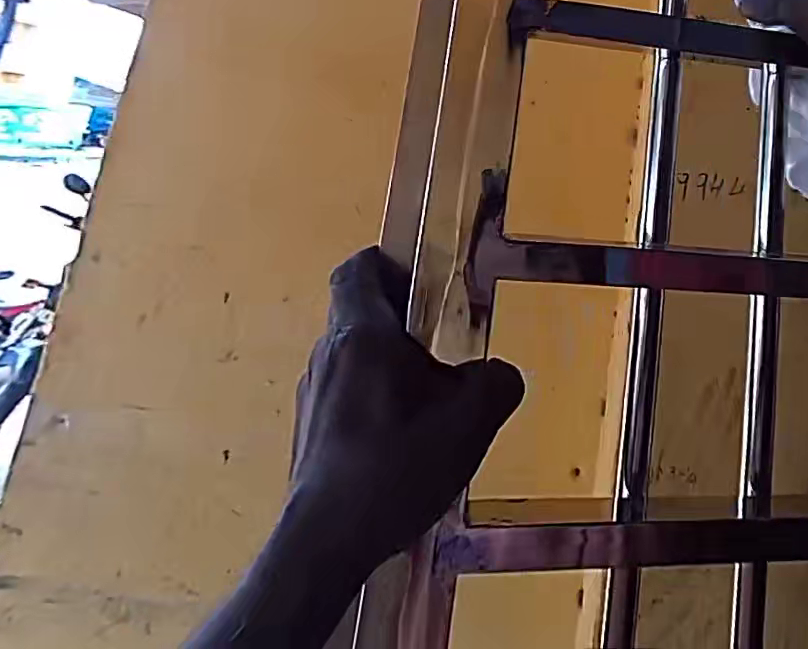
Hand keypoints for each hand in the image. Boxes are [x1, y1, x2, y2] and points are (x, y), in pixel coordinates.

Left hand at [286, 247, 523, 569]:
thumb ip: (497, 382)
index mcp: (362, 335)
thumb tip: (498, 373)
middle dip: (402, 314)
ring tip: (430, 390)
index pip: (358, 269)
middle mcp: (329, 354)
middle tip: (443, 335)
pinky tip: (403, 431)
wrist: (325, 547)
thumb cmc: (397, 465)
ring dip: (390, 356)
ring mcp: (312, 393)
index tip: (422, 276)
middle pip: (361, 309)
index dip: (388, 261)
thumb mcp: (471, 420)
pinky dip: (375, 390)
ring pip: (354, 350)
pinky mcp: (309, 428)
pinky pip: (346, 386)